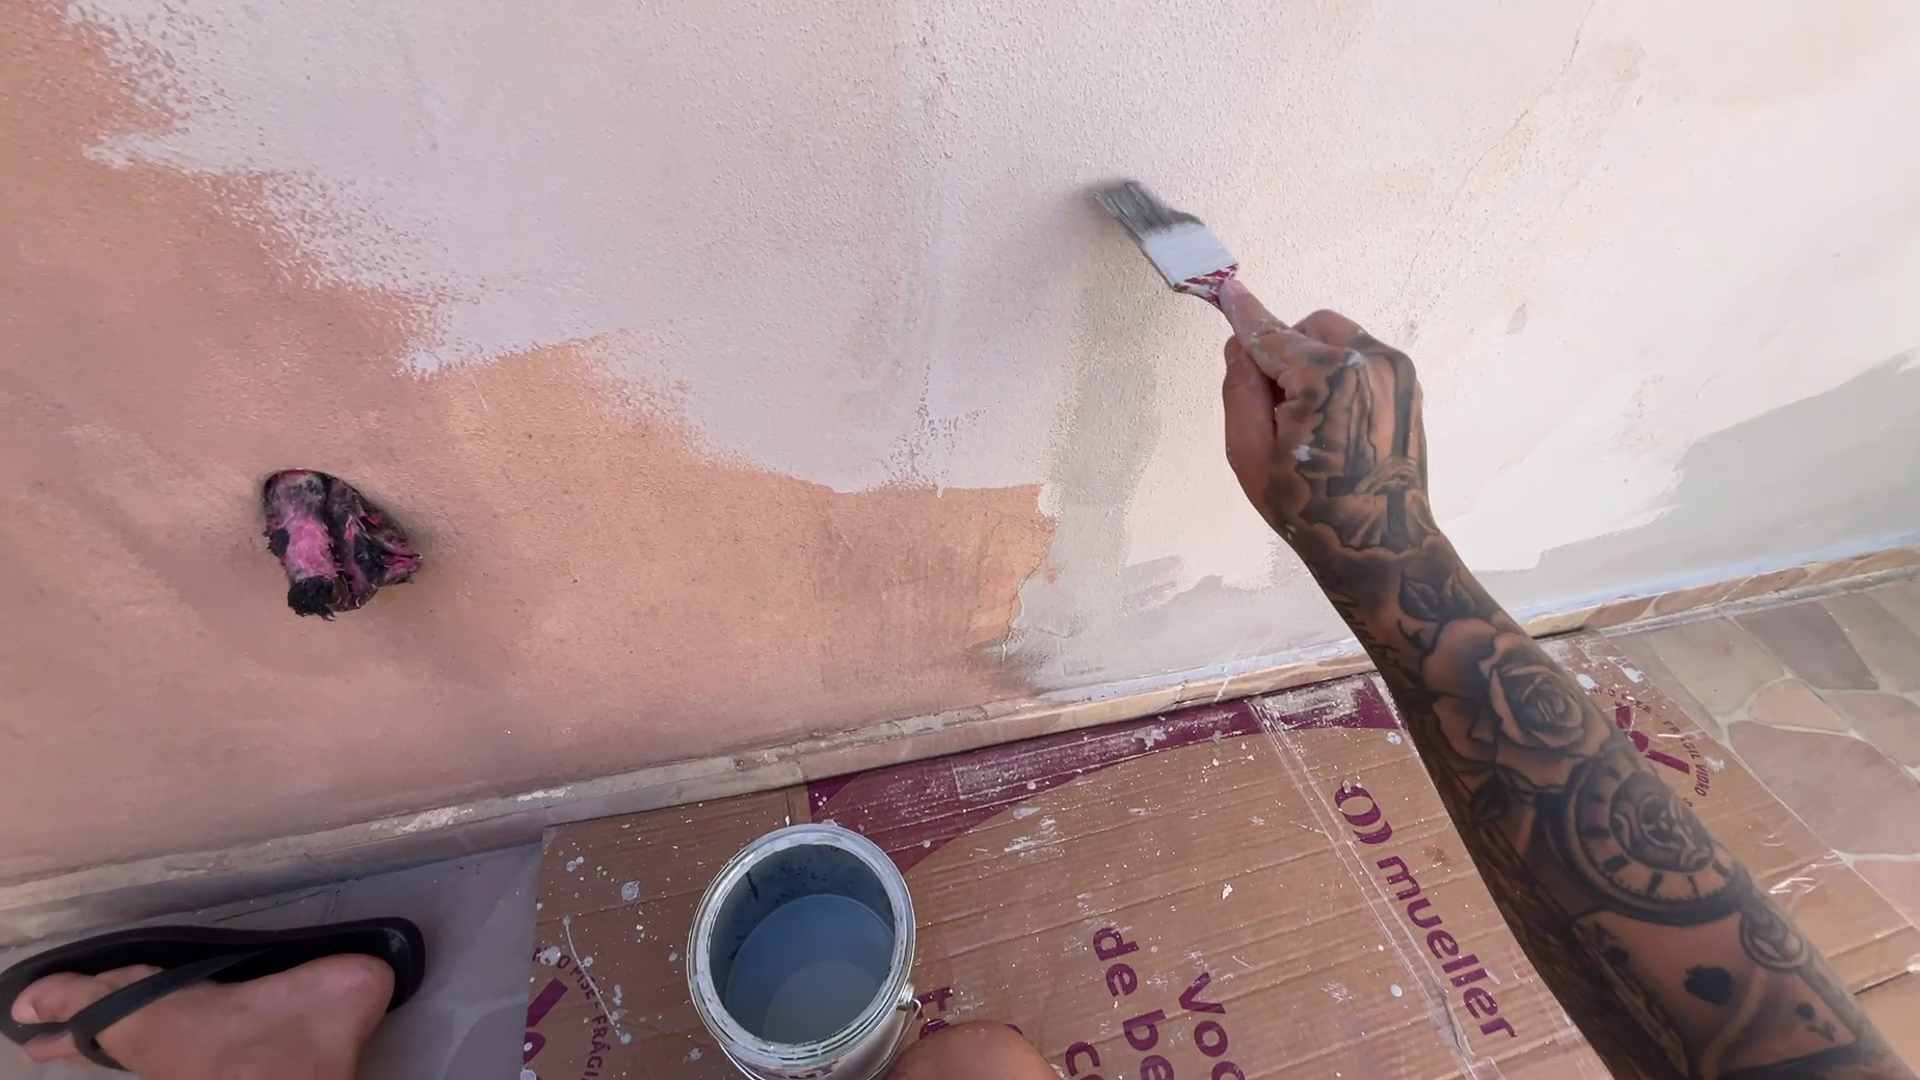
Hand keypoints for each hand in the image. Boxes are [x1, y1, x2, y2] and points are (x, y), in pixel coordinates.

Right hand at [1217, 278, 1437, 557]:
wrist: (1378, 539)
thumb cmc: (1305, 504)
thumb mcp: (1248, 453)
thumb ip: (1240, 390)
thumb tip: (1240, 348)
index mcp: (1327, 377)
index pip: (1271, 335)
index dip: (1244, 315)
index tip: (1227, 287)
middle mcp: (1369, 360)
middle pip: (1308, 327)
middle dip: (1282, 350)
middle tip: (1270, 403)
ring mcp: (1396, 370)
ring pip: (1335, 338)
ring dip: (1309, 361)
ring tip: (1303, 418)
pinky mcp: (1407, 383)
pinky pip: (1358, 357)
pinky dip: (1334, 372)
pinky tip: (1329, 421)